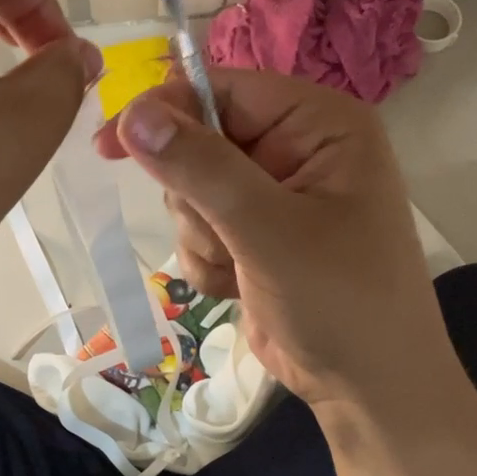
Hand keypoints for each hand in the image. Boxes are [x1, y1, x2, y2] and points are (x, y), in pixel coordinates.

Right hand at [96, 69, 449, 406]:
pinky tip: (238, 287)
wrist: (366, 386)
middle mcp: (296, 151)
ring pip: (190, 194)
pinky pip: (198, 233)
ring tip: (241, 268)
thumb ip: (201, 169)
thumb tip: (133, 115)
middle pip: (198, 143)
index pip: (224, 89)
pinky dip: (207, 263)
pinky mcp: (253, 239)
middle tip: (223, 233)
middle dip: (196, 199)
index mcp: (319, 125)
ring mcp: (273, 198)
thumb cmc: (338, 301)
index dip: (166, 111)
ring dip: (201, 237)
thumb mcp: (269, 230)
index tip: (110, 143)